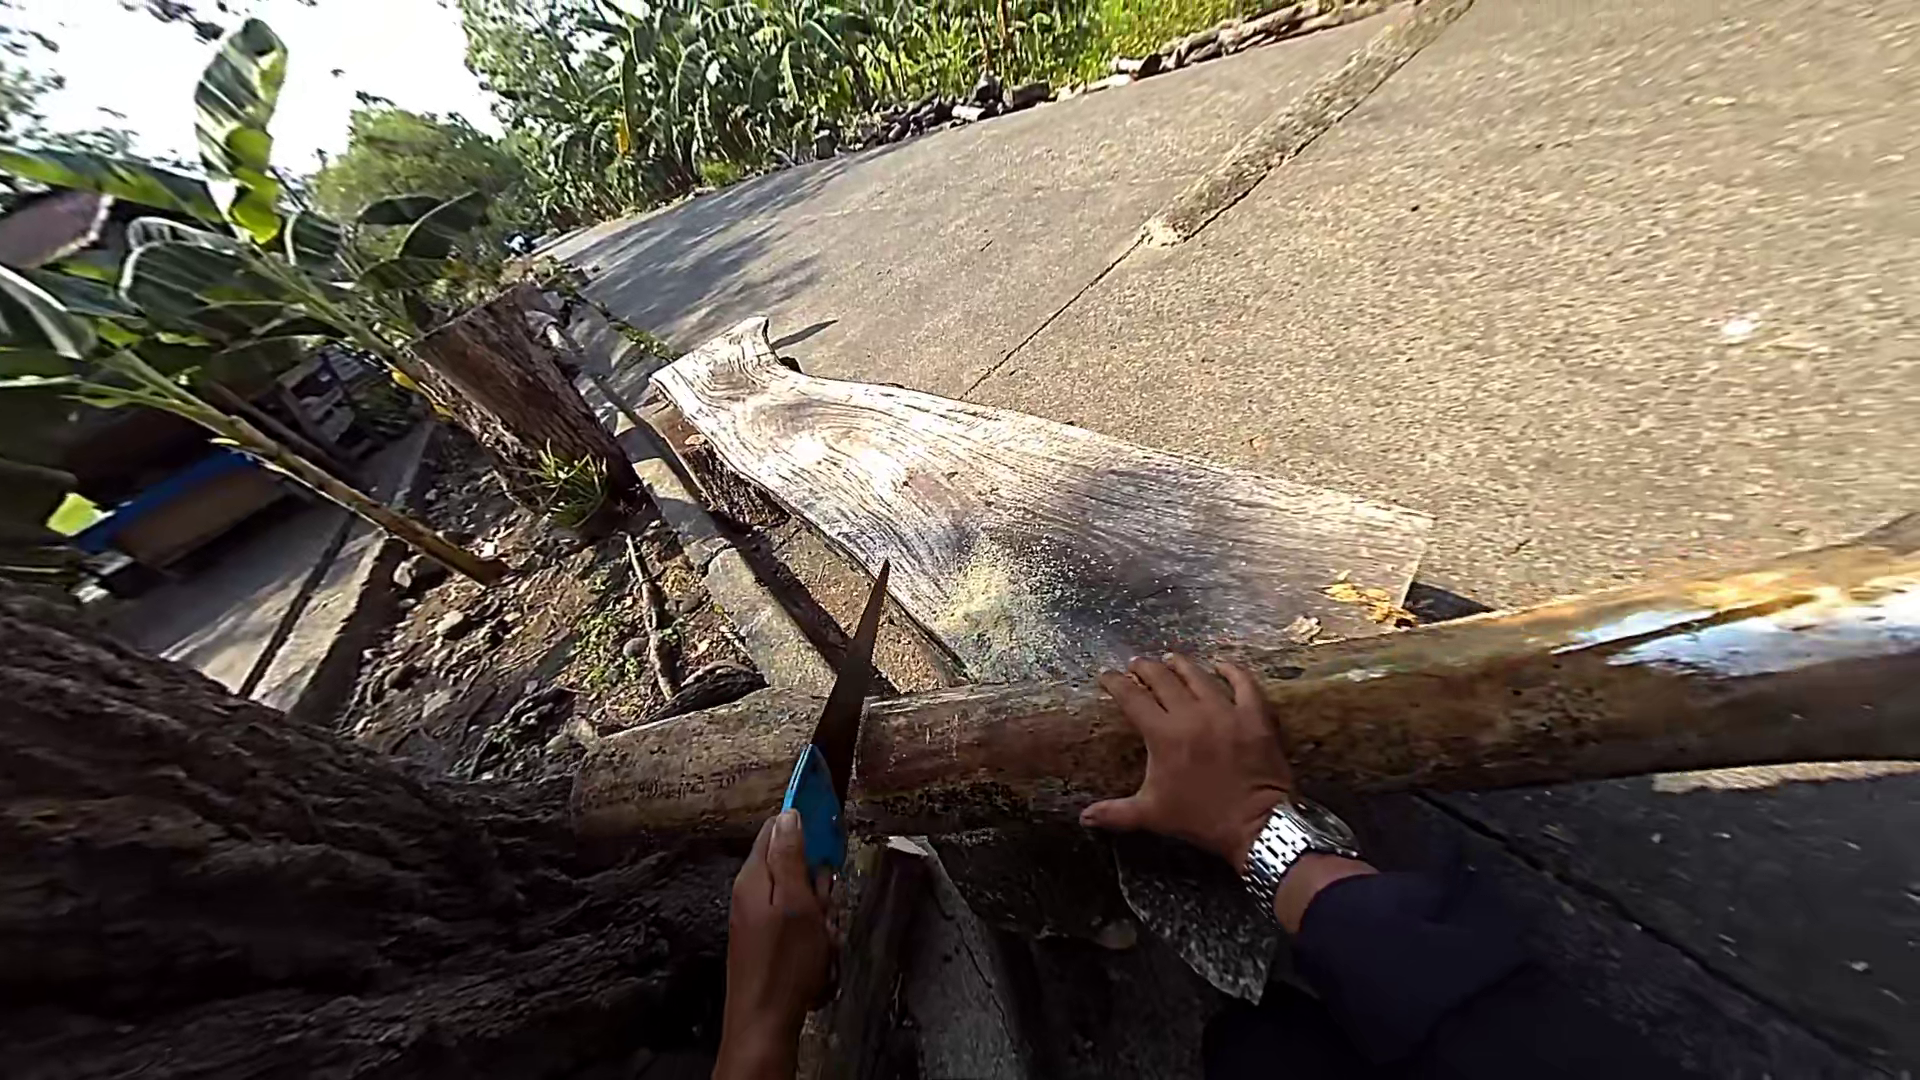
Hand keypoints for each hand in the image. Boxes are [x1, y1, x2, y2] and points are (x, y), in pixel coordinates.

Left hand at [714, 809, 833, 1079]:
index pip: (775, 826)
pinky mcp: (764, 939)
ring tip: (822, 933)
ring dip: (817, 907)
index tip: (828, 839)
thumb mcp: (797, 901)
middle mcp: (750, 891)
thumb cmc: (785, 963)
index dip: (803, 825)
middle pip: (790, 860)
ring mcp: (756, 916)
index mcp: (754, 876)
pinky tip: (817, 950)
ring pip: (797, 891)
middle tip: (823, 902)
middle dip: (815, 877)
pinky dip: (810, 928)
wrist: (763, 1028)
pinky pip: (794, 917)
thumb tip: (788, 813)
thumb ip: (790, 855)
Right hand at [1082, 654, 1374, 931]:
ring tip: (1170, 657)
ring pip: (1197, 676)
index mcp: (1163, 734)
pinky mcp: (1255, 717)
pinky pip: (1244, 684)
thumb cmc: (1200, 818)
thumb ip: (1115, 813)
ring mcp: (1225, 712)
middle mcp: (1190, 714)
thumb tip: (1083, 818)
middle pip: (1162, 678)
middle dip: (1145, 667)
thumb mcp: (1153, 814)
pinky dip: (1232, 671)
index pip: (1131, 696)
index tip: (1106, 674)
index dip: (1115, 682)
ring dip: (1180, 664)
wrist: (1258, 828)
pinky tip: (1221, 664)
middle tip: (1137, 663)